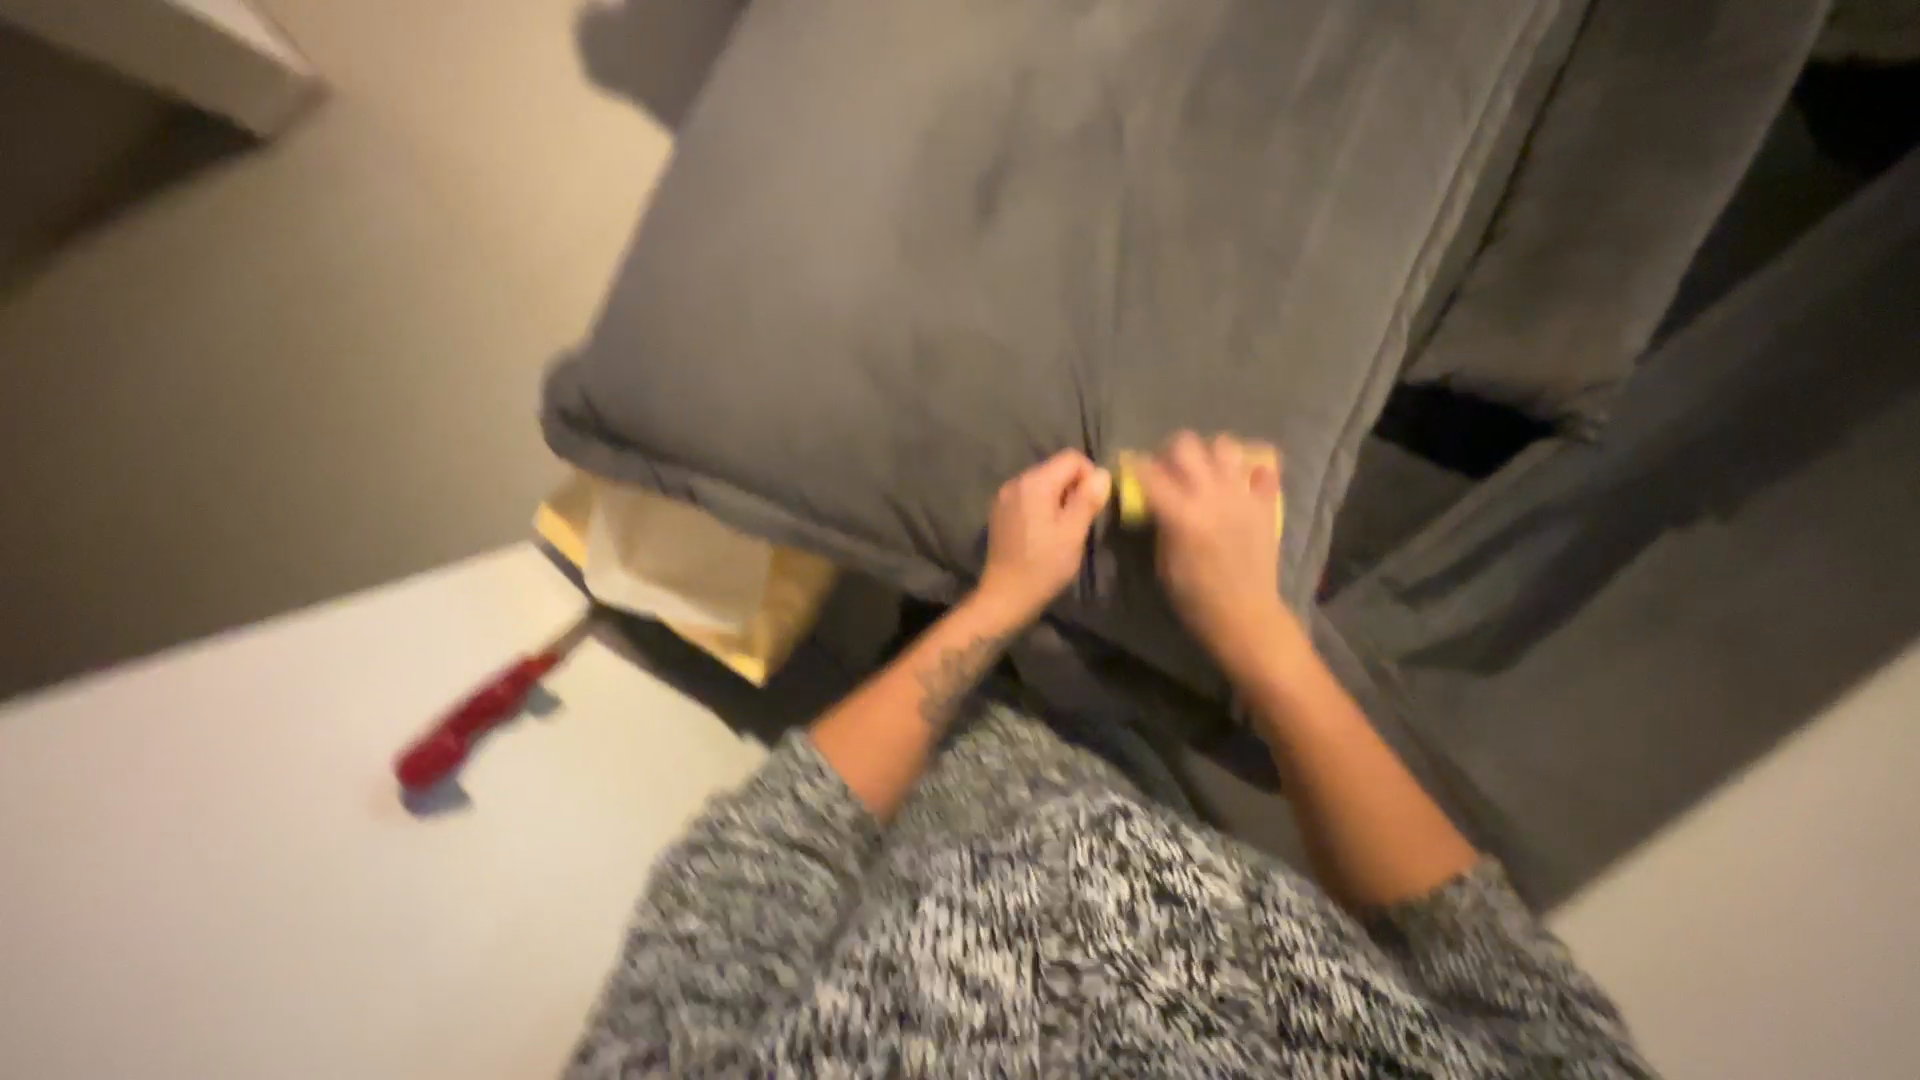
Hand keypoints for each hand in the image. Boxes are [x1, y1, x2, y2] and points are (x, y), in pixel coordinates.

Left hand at [976, 450, 1111, 620]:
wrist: (1005, 595)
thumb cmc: (1043, 566)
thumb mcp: (1073, 533)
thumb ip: (1088, 499)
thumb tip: (1102, 474)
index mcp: (1034, 483)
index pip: (1071, 458)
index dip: (1089, 476)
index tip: (1093, 506)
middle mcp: (1015, 482)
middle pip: (1055, 469)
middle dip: (1073, 489)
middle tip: (1079, 522)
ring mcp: (1004, 496)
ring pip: (1042, 483)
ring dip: (1058, 499)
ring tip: (1062, 530)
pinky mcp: (999, 511)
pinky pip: (1028, 497)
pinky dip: (1041, 507)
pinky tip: (1043, 533)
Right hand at [1137, 432, 1293, 672]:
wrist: (1244, 614)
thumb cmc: (1194, 596)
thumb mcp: (1163, 561)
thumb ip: (1161, 524)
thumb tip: (1156, 501)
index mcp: (1181, 513)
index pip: (1149, 471)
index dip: (1134, 464)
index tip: (1131, 466)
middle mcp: (1212, 494)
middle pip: (1186, 444)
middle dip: (1171, 451)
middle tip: (1169, 467)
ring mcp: (1242, 495)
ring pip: (1226, 446)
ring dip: (1211, 454)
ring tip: (1207, 471)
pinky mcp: (1266, 503)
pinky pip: (1265, 470)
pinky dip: (1252, 472)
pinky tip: (1242, 484)